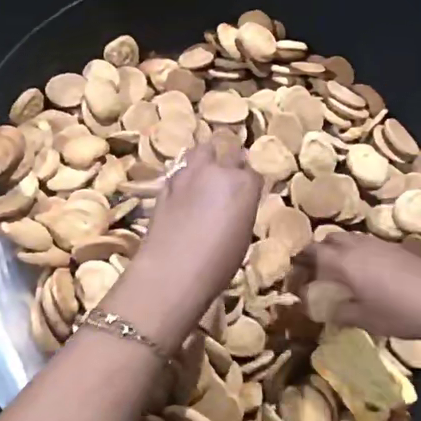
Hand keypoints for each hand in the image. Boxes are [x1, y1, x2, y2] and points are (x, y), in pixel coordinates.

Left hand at [105, 134, 260, 347]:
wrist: (172, 270)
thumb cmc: (218, 263)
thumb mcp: (242, 235)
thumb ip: (242, 208)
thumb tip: (236, 202)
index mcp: (244, 183)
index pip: (253, 171)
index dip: (250, 181)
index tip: (248, 189)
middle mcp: (217, 170)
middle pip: (228, 151)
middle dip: (230, 160)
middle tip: (228, 176)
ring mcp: (189, 173)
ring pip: (201, 150)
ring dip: (207, 158)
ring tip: (206, 173)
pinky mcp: (167, 182)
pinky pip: (181, 169)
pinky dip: (186, 174)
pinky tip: (186, 189)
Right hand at [293, 232, 420, 341]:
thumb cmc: (400, 313)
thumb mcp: (364, 319)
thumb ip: (339, 311)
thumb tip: (321, 309)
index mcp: (343, 261)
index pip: (312, 253)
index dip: (301, 262)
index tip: (295, 274)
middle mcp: (357, 246)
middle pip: (330, 239)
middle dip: (319, 252)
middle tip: (317, 271)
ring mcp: (380, 244)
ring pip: (350, 238)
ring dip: (340, 250)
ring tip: (341, 270)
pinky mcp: (398, 248)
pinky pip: (369, 244)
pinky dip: (360, 252)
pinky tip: (369, 272)